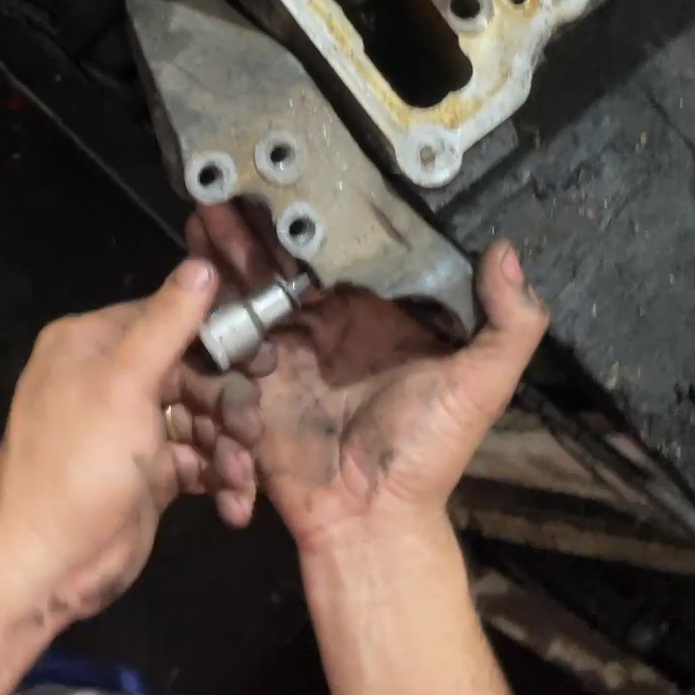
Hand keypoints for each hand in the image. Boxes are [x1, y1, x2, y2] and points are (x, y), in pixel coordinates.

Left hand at [0, 258, 260, 625]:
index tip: (260, 353)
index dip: (216, 333)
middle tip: (251, 428)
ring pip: (199, 415)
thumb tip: (202, 263)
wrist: (46, 566)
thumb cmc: (81, 461)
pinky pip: (195, 457)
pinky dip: (217, 476)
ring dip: (227, 445)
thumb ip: (168, 321)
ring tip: (238, 475)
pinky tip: (232, 503)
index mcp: (92, 342)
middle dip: (226, 401)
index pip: (166, 316)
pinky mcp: (147, 469)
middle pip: (191, 369)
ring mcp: (130, 425)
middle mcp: (110, 376)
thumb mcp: (125, 383)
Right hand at [185, 203, 549, 551]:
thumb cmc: (426, 449)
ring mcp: (278, 347)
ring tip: (203, 211)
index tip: (290, 177)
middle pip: (281, 260)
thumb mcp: (479, 385)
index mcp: (366, 311)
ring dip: (223, 251)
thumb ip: (508, 324)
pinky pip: (223, 336)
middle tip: (230, 185)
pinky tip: (186, 273)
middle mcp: (318, 320)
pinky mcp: (246, 377)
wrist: (369, 517)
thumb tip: (508, 248)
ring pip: (246, 287)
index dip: (309, 216)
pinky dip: (203, 305)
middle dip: (254, 224)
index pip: (333, 250)